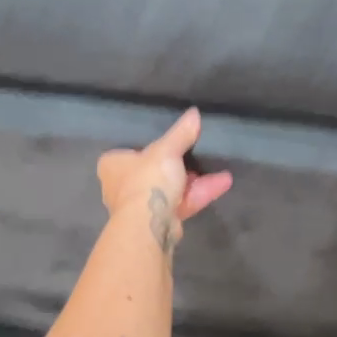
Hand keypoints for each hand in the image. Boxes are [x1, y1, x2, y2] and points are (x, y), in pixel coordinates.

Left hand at [97, 109, 233, 250]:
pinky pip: (182, 202)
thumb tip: (194, 112)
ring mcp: (141, 206)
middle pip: (154, 172)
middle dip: (179, 167)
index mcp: (113, 166)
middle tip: (198, 157)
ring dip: (196, 181)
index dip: (151, 148)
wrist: (149, 223)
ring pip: (170, 189)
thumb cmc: (148, 180)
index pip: (130, 152)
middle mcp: (121, 187)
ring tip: (220, 171)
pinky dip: (200, 193)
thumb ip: (181, 133)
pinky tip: (223, 183)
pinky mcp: (159, 221)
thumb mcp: (167, 150)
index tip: (172, 145)